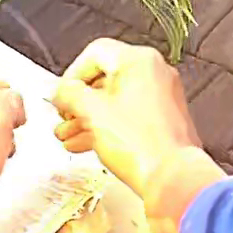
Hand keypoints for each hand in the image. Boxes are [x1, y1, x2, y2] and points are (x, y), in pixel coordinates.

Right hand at [50, 39, 223, 232]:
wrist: (173, 178)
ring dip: (86, 118)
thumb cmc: (137, 142)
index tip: (60, 97)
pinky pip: (128, 116)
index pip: (94, 55)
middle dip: (77, 102)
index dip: (71, 76)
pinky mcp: (163, 120)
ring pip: (114, 101)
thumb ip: (69, 95)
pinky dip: (105, 127)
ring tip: (66, 137)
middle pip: (104, 79)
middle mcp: (153, 73)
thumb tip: (60, 92)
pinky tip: (84, 144)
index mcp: (139, 61)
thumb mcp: (92, 113)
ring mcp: (161, 97)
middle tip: (62, 119)